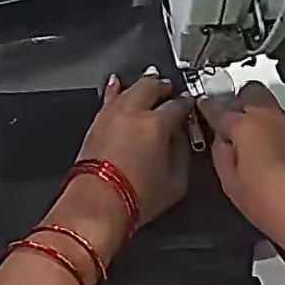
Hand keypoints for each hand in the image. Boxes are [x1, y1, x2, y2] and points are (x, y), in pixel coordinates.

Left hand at [49, 72, 191, 257]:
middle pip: (151, 87)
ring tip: (150, 80)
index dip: (186, 102)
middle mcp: (133, 113)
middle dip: (164, 86)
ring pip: (129, 88)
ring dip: (142, 84)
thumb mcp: (176, 181)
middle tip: (170, 89)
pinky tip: (116, 84)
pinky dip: (115, 88)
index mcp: (157, 124)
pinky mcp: (96, 124)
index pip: (177, 105)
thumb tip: (181, 140)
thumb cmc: (133, 196)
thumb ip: (182, 154)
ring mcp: (111, 116)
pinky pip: (108, 98)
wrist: (98, 204)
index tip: (188, 104)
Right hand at [199, 81, 284, 267]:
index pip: (218, 108)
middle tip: (227, 120)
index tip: (203, 108)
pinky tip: (267, 152)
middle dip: (236, 101)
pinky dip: (272, 130)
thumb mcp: (230, 183)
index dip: (207, 108)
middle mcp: (270, 119)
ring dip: (255, 116)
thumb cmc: (275, 204)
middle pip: (249, 92)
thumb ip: (220, 153)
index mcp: (245, 126)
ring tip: (248, 140)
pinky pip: (282, 122)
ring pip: (268, 105)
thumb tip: (220, 142)